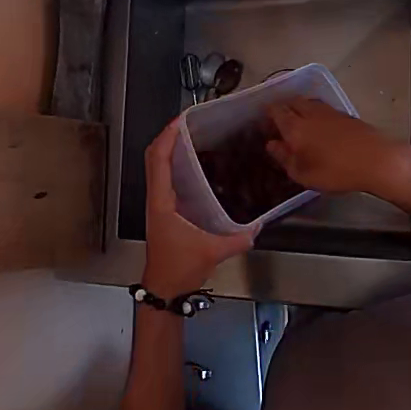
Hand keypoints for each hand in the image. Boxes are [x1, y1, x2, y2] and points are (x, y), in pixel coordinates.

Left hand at [142, 117, 253, 300]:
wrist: (164, 288)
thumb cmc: (178, 269)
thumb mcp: (212, 252)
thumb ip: (237, 239)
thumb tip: (257, 227)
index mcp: (163, 202)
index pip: (158, 161)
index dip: (167, 137)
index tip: (180, 121)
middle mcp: (157, 199)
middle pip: (153, 157)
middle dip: (166, 136)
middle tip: (186, 122)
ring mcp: (159, 204)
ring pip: (157, 167)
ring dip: (168, 148)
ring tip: (189, 135)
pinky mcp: (166, 210)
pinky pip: (165, 178)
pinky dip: (173, 163)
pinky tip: (192, 162)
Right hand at [264, 97, 410, 197]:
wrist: (376, 160)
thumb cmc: (335, 171)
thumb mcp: (303, 173)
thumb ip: (284, 157)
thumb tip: (271, 144)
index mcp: (295, 126)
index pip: (276, 110)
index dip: (267, 114)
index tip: (264, 122)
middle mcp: (310, 113)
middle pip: (292, 101)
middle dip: (283, 108)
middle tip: (280, 122)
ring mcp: (330, 111)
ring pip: (308, 103)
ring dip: (300, 109)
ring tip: (299, 123)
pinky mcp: (346, 115)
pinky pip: (323, 109)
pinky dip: (316, 114)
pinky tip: (320, 127)